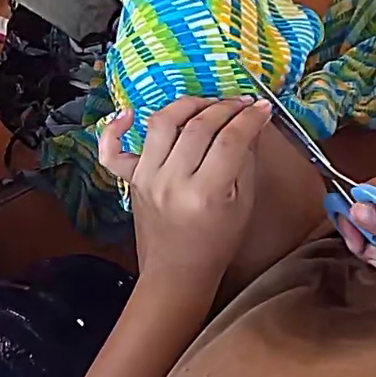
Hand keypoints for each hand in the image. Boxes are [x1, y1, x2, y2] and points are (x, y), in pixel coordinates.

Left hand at [100, 97, 273, 290]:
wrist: (179, 271)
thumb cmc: (215, 243)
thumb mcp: (243, 205)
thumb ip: (246, 162)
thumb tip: (251, 125)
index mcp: (206, 194)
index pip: (230, 140)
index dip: (250, 119)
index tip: (261, 109)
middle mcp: (173, 182)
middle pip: (199, 126)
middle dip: (226, 108)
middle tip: (241, 104)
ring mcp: (148, 178)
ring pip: (163, 123)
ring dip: (188, 104)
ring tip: (207, 104)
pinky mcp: (132, 180)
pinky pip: (114, 151)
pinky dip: (116, 128)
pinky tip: (129, 114)